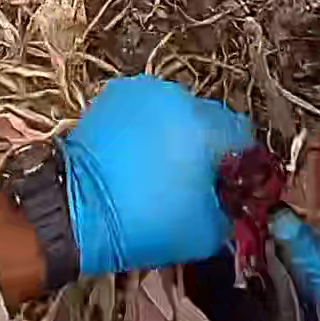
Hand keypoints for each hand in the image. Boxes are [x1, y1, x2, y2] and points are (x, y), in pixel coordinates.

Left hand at [59, 75, 254, 275]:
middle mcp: (176, 97)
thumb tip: (230, 193)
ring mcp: (144, 89)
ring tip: (157, 161)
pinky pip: (147, 104)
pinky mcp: (117, 91)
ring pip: (176, 107)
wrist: (78, 205)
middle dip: (206, 142)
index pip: (242, 132)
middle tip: (192, 174)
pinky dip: (147, 120)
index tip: (227, 179)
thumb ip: (230, 206)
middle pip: (208, 116)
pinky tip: (134, 148)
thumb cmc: (145, 220)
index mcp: (203, 126)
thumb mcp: (205, 231)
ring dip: (176, 127)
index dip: (239, 159)